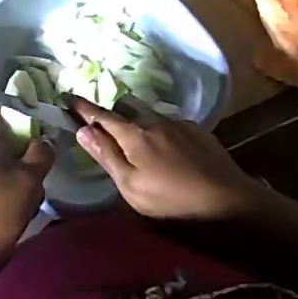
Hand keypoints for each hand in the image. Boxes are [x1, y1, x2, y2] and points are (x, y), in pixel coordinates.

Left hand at [0, 109, 55, 267]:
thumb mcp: (29, 178)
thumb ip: (42, 152)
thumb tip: (46, 138)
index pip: (3, 111)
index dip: (25, 114)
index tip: (44, 125)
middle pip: (4, 137)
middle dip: (25, 149)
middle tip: (43, 163)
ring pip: (2, 160)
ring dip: (20, 171)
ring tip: (33, 190)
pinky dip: (9, 185)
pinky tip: (20, 204)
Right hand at [72, 98, 266, 220]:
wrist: (229, 201)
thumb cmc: (172, 201)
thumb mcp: (131, 187)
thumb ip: (106, 155)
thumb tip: (82, 130)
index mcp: (133, 135)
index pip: (101, 115)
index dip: (83, 107)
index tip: (68, 97)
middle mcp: (154, 120)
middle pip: (125, 108)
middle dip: (112, 113)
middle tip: (104, 127)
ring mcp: (178, 123)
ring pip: (149, 114)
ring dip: (137, 122)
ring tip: (138, 141)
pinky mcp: (197, 130)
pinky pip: (169, 123)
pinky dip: (159, 130)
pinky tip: (166, 150)